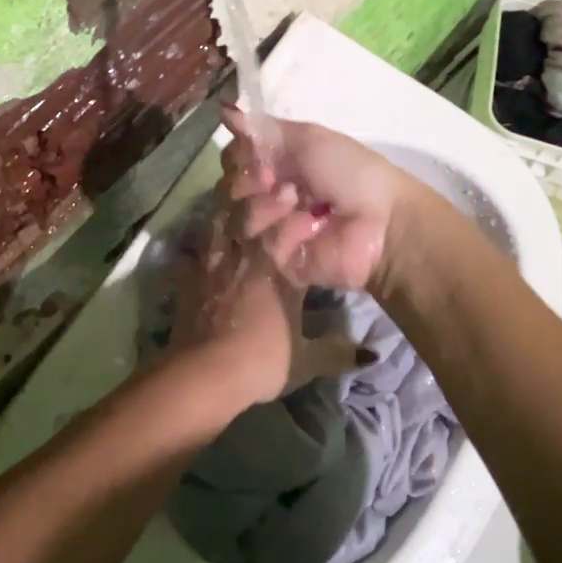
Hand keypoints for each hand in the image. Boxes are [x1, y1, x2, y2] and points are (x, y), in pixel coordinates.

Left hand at [169, 197, 363, 408]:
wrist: (204, 371)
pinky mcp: (188, 274)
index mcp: (277, 269)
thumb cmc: (260, 361)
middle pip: (254, 213)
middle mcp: (245, 254)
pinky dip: (200, 237)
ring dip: (231, 207)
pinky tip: (204, 237)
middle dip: (266, 199)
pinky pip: (193, 245)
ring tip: (239, 200)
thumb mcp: (305, 360)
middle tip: (276, 191)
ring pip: (222, 220)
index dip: (303, 217)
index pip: (293, 230)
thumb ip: (337, 352)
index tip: (314, 209)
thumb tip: (373, 354)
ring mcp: (213, 260)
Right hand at [220, 104, 416, 293]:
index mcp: (276, 166)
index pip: (233, 160)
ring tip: (302, 206)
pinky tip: (312, 230)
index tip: (258, 155)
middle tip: (278, 181)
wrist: (382, 220)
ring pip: (239, 216)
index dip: (240, 156)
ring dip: (270, 207)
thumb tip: (223, 109)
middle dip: (251, 181)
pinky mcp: (277, 261)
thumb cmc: (348, 171)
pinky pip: (261, 244)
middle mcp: (268, 196)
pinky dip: (288, 232)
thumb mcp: (307, 138)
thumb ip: (262, 129)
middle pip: (229, 189)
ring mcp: (271, 231)